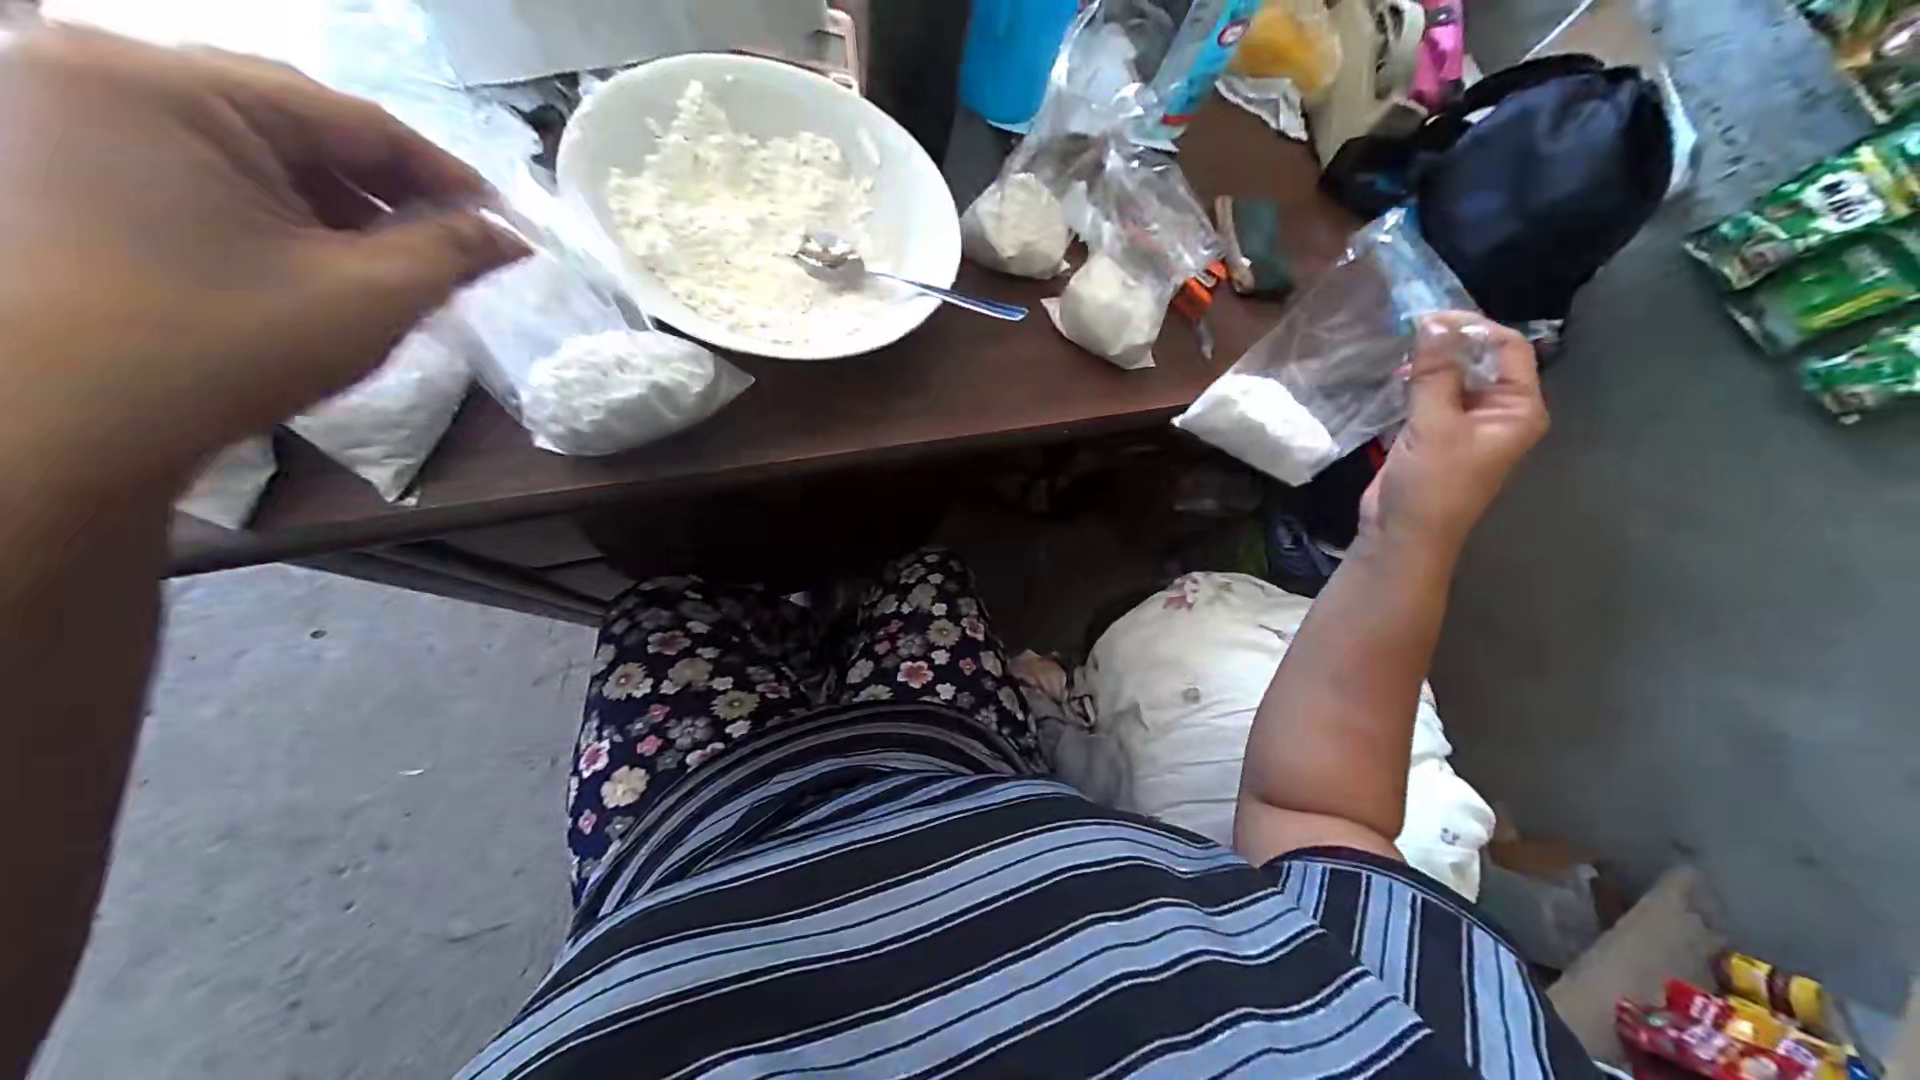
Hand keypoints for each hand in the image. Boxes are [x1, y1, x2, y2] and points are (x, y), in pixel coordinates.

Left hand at [0, 21, 528, 494]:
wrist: (64, 422)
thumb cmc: (227, 346)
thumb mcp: (368, 295)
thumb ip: (452, 252)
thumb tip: (514, 236)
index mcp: (165, 84)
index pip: (350, 116)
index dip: (443, 171)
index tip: (502, 219)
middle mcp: (98, 70)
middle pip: (295, 121)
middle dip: (387, 184)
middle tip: (453, 236)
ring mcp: (64, 112)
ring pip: (250, 142)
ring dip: (335, 196)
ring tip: (393, 252)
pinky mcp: (59, 159)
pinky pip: (201, 163)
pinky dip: (276, 203)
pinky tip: (321, 251)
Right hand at [1358, 312, 1548, 557]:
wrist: (1402, 535)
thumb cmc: (1432, 485)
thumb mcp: (1435, 425)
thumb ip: (1434, 373)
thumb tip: (1431, 322)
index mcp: (1517, 409)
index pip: (1507, 348)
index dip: (1472, 327)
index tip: (1429, 317)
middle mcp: (1497, 412)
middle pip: (1479, 360)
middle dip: (1448, 343)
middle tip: (1408, 329)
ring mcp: (1464, 425)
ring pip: (1451, 378)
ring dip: (1428, 363)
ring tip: (1396, 350)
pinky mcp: (1434, 436)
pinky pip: (1430, 398)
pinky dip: (1414, 384)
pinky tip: (1391, 377)